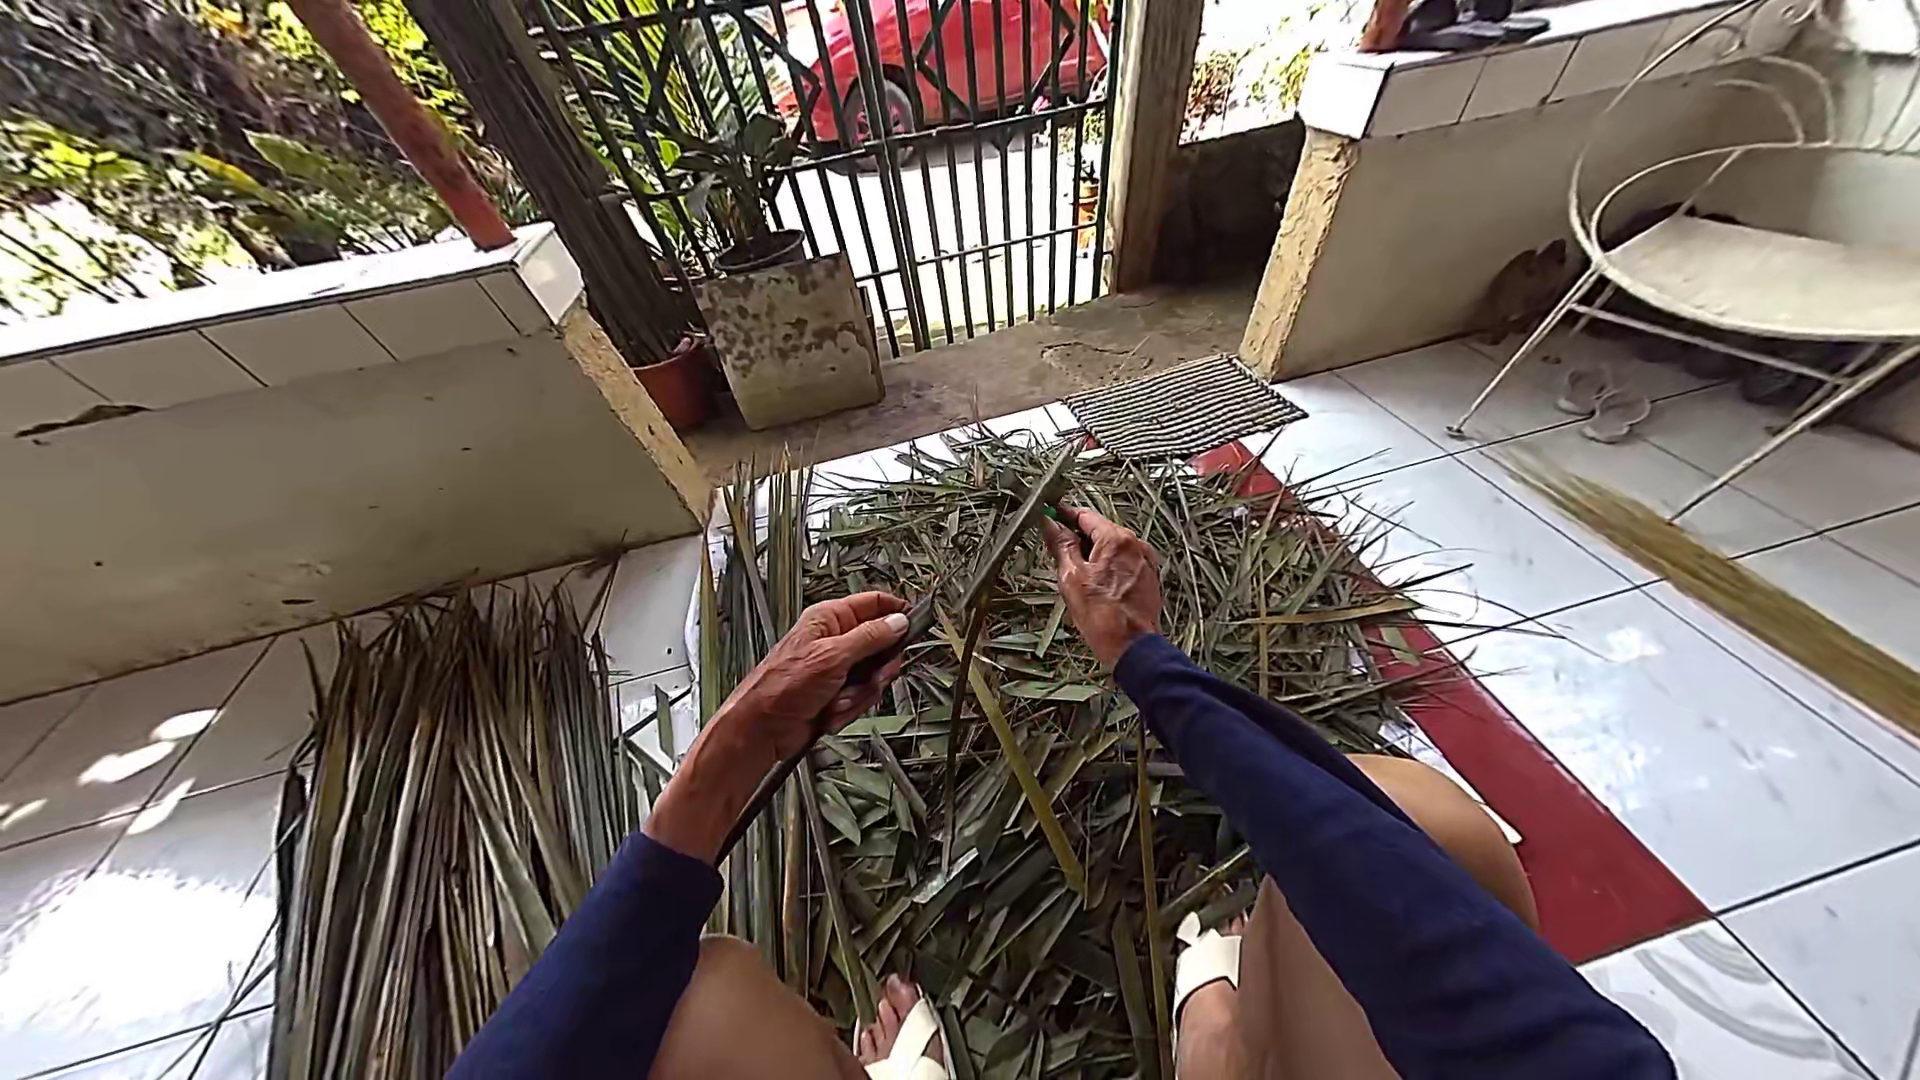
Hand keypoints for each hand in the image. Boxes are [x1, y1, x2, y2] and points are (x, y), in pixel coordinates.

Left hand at [713, 591, 910, 760]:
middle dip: (878, 668)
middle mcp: (834, 639)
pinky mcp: (837, 692)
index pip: (874, 603)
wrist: (760, 730)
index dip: (897, 613)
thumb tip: (898, 622)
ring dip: (860, 693)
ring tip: (838, 699)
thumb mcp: (832, 657)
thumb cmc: (779, 688)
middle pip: (882, 644)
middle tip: (872, 677)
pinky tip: (832, 711)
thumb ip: (870, 637)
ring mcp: (837, 667)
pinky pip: (862, 696)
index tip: (914, 627)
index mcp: (829, 618)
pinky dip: (850, 707)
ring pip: (875, 675)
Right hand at [1042, 504, 1162, 669]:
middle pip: (1099, 531)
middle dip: (1077, 538)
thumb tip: (1050, 526)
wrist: (1132, 647)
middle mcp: (1135, 545)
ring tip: (1076, 575)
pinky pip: (1123, 563)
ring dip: (1092, 554)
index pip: (1085, 516)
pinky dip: (1107, 567)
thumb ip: (1061, 546)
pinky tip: (1095, 585)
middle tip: (1058, 551)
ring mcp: (1144, 562)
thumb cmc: (1104, 617)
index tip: (1051, 517)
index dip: (1064, 516)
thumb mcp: (1071, 576)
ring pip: (1111, 548)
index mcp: (1116, 539)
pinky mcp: (1148, 578)